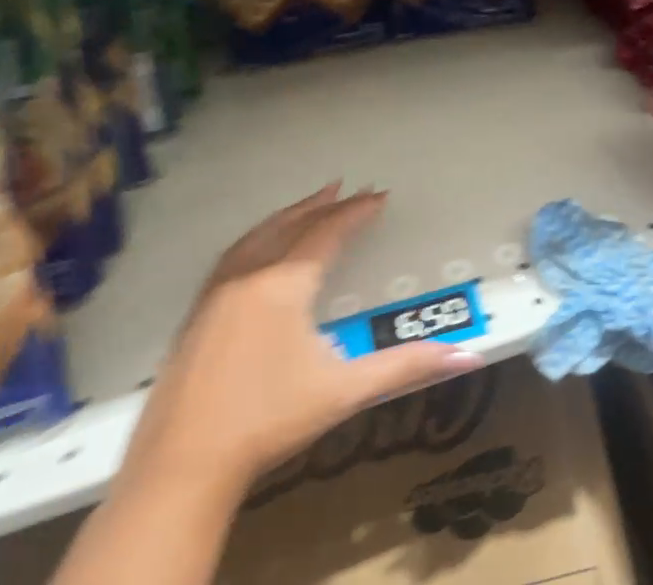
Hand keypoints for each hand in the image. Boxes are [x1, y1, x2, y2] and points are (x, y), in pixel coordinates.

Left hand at [123, 184, 485, 494]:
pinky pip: (230, 260)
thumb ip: (406, 366)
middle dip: (319, 206)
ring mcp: (213, 297)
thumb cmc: (270, 420)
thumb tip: (469, 356)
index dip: (355, 213)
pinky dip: (254, 241)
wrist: (183, 464)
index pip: (326, 235)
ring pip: (252, 240)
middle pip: (287, 227)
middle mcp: (246, 279)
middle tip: (344, 187)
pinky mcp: (193, 319)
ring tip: (304, 208)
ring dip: (283, 218)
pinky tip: (256, 254)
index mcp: (283, 286)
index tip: (379, 196)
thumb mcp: (345, 390)